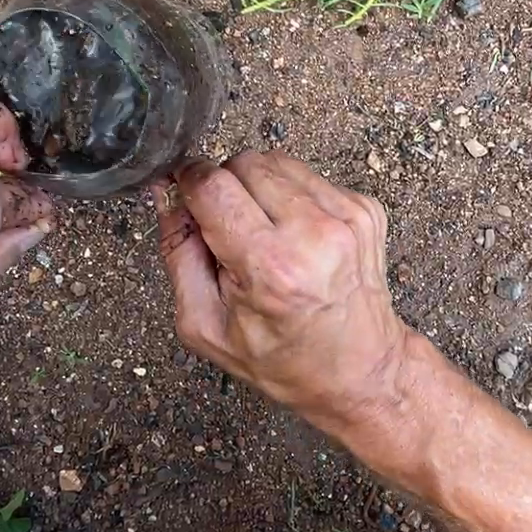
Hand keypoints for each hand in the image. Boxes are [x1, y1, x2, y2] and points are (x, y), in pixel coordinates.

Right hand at [155, 152, 408, 430]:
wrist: (361, 371)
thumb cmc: (281, 357)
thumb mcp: (204, 323)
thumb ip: (177, 251)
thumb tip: (165, 190)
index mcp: (271, 268)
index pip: (212, 185)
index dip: (190, 183)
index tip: (185, 194)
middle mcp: (314, 235)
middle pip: (243, 163)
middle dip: (224, 186)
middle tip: (228, 227)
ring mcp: (346, 217)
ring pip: (275, 161)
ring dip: (257, 186)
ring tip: (264, 231)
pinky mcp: (366, 208)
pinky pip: (307, 175)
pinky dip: (290, 195)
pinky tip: (294, 234)